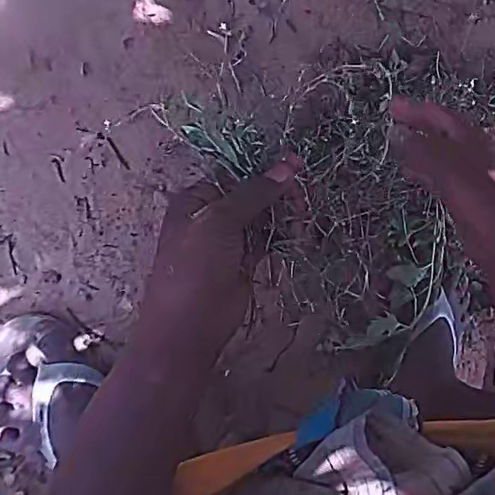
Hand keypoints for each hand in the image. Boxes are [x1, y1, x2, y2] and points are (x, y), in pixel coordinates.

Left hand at [135, 159, 298, 348]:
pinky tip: (300, 231)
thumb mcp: (219, 222)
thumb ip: (253, 193)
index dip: (265, 170)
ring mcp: (229, 239)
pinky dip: (284, 234)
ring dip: (285, 213)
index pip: (235, 174)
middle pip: (252, 194)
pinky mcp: (245, 261)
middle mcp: (212, 215)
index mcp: (196, 199)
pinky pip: (268, 239)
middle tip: (304, 197)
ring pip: (263, 216)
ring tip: (305, 215)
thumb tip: (286, 167)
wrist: (189, 327)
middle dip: (278, 192)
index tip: (296, 167)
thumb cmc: (194, 267)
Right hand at [390, 98, 494, 256]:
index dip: (419, 110)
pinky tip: (410, 171)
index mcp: (474, 144)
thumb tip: (398, 133)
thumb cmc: (482, 208)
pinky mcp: (464, 194)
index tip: (394, 105)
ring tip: (396, 141)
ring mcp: (469, 175)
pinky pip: (438, 172)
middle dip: (419, 122)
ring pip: (439, 151)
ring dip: (418, 144)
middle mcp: (474, 154)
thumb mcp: (451, 175)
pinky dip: (422, 166)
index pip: (444, 117)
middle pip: (442, 131)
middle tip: (394, 116)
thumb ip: (424, 153)